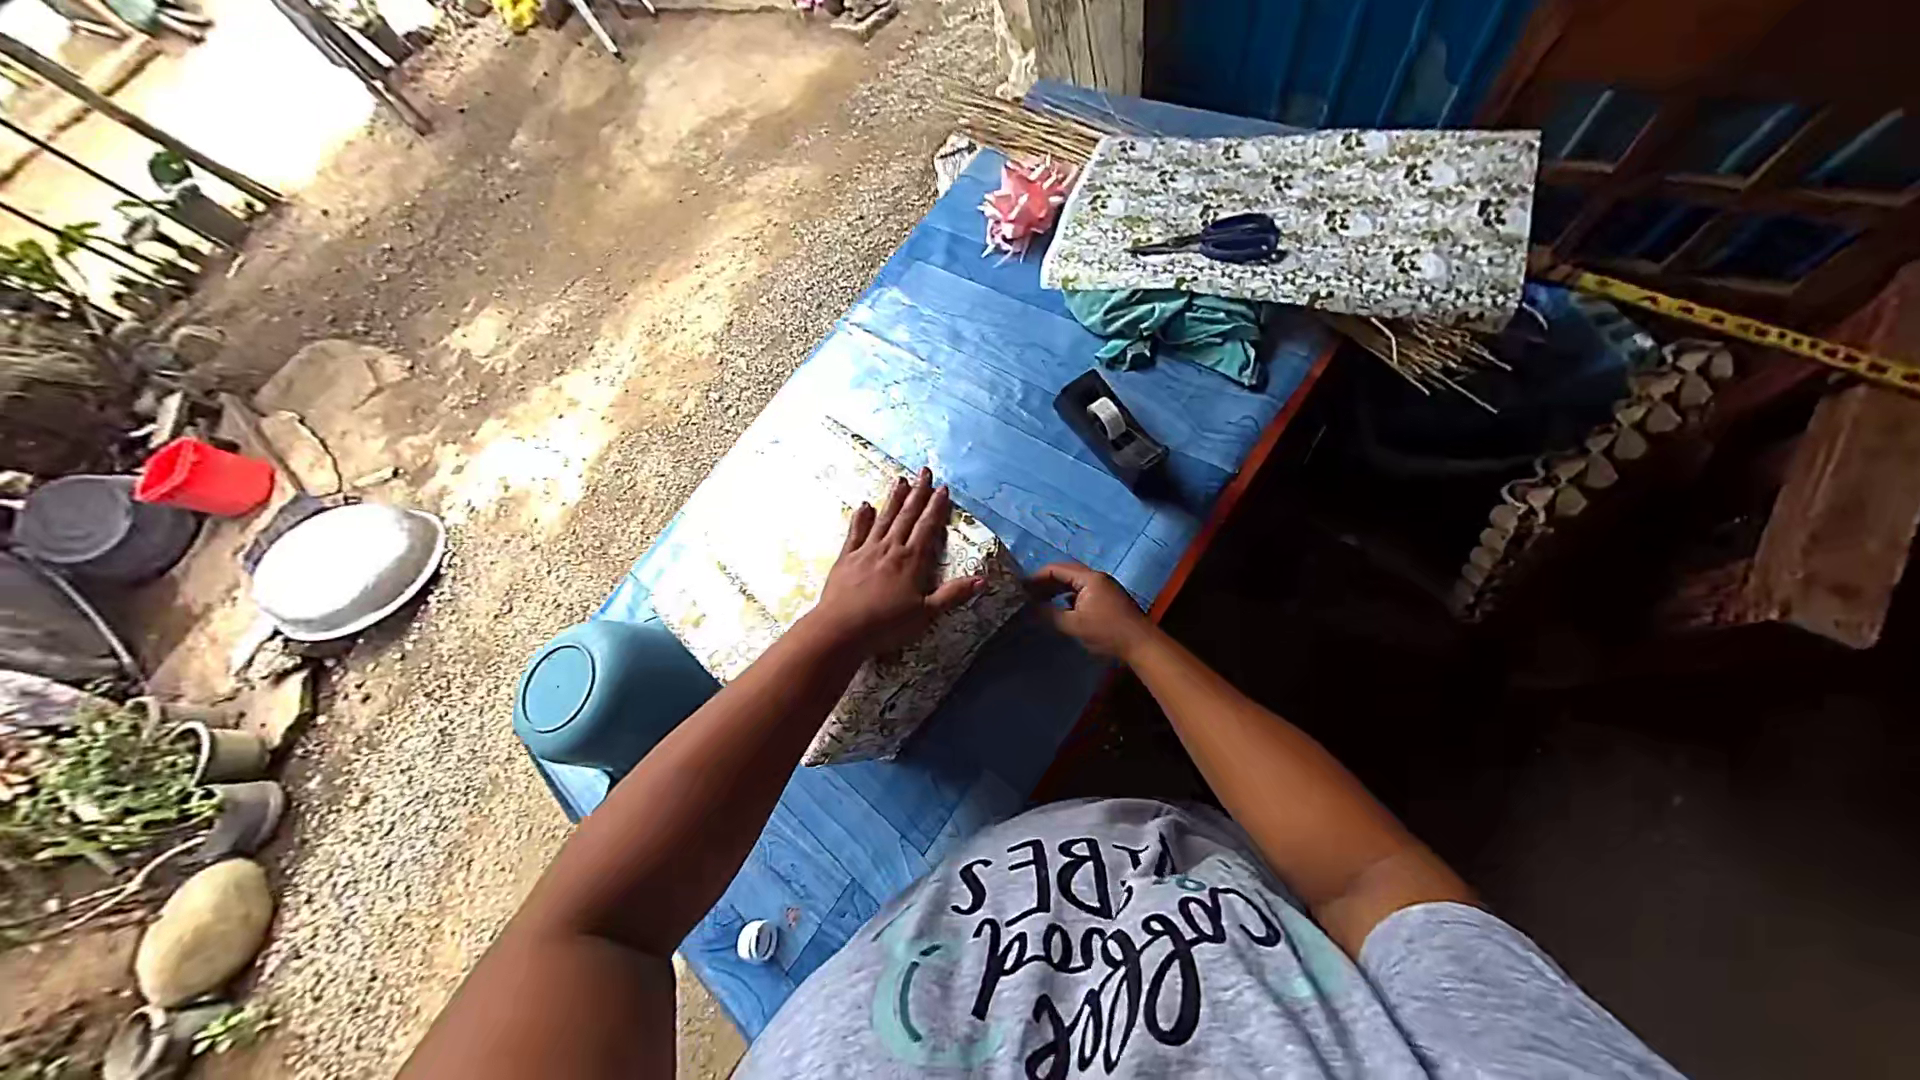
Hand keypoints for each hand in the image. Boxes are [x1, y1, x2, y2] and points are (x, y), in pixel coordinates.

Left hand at [808, 468, 983, 654]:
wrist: (841, 630)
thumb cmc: (886, 625)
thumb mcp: (926, 614)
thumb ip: (953, 594)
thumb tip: (983, 580)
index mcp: (912, 561)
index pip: (927, 528)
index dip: (936, 507)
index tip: (943, 488)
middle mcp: (890, 549)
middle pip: (907, 516)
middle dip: (918, 493)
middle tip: (924, 472)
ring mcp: (866, 551)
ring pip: (883, 519)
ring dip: (894, 499)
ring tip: (901, 480)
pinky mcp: (846, 559)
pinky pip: (856, 533)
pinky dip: (861, 518)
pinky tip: (865, 506)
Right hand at [1027, 562, 1156, 660]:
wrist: (1141, 644)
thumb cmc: (1107, 632)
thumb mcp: (1074, 625)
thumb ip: (1049, 615)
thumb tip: (1029, 608)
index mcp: (1089, 578)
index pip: (1056, 569)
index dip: (1037, 577)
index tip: (1022, 588)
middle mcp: (1097, 578)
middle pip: (1066, 573)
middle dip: (1046, 582)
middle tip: (1028, 594)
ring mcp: (1104, 588)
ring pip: (1075, 583)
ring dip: (1057, 590)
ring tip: (1040, 601)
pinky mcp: (1108, 599)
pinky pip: (1083, 591)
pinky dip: (1068, 597)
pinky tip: (1060, 608)